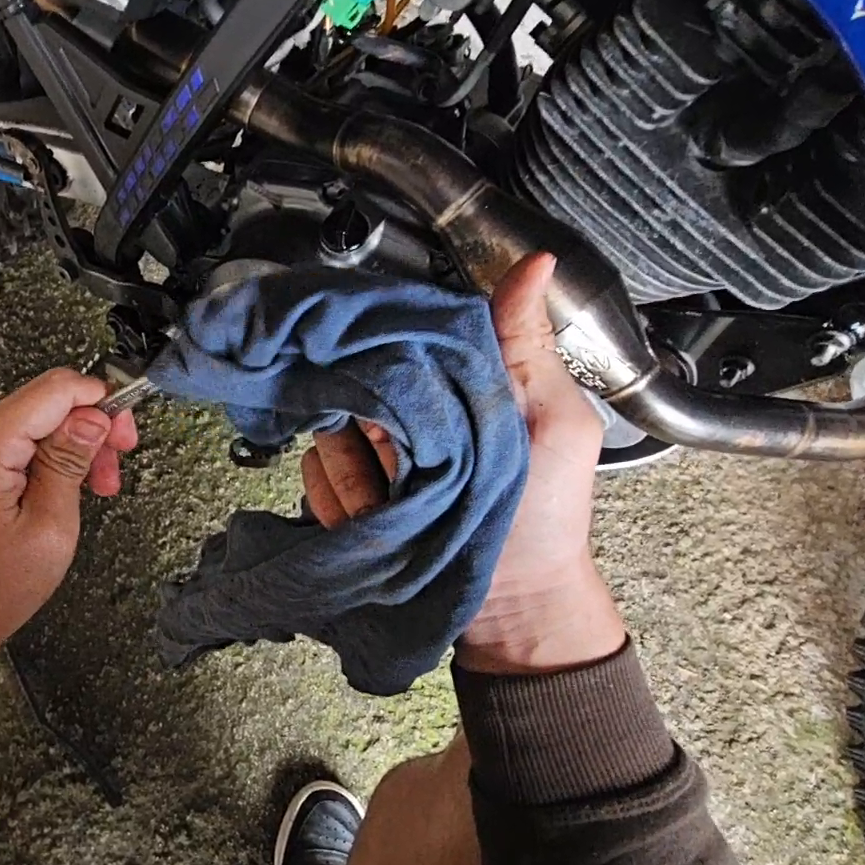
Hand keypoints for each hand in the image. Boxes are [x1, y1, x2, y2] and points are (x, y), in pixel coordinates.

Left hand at [0, 369, 137, 716]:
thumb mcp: (50, 526)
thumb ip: (71, 461)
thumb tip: (92, 417)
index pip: (54, 389)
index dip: (98, 403)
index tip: (122, 430)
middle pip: (44, 402)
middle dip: (88, 429)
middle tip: (114, 464)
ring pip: (33, 423)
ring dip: (71, 447)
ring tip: (93, 487)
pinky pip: (13, 443)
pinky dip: (45, 458)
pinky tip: (64, 488)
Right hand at [300, 253, 624, 675]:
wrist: (508, 603)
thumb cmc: (541, 512)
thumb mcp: (552, 420)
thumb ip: (524, 349)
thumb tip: (536, 262)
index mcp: (445, 385)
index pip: (386, 344)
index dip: (381, 362)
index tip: (391, 391)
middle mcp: (396, 414)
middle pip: (342, 391)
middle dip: (373, 436)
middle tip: (411, 465)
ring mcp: (363, 458)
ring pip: (321, 440)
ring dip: (359, 480)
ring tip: (400, 506)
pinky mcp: (341, 497)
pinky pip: (312, 484)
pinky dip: (342, 508)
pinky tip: (377, 524)